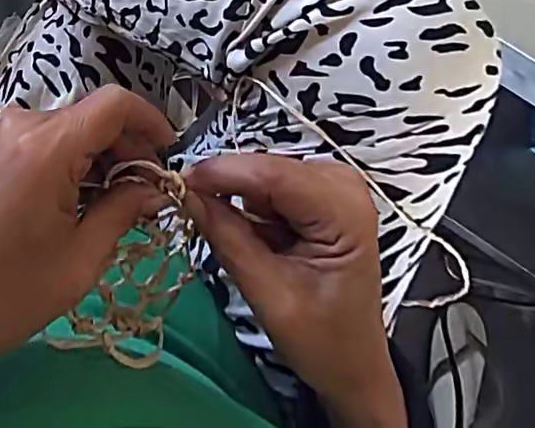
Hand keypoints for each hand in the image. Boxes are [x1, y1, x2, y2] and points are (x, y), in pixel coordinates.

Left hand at [0, 86, 176, 415]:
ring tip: (120, 199)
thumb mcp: (78, 261)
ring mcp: (8, 130)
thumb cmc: (0, 295)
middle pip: (97, 114)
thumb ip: (124, 212)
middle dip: (129, 146)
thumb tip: (156, 190)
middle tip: (148, 191)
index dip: (151, 120)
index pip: (115, 103)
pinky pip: (53, 137)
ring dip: (104, 154)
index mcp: (46, 146)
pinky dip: (78, 157)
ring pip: (77, 125)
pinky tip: (86, 196)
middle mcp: (26, 122)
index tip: (169, 154)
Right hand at [185, 154, 405, 427]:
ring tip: (243, 242)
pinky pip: (272, 184)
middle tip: (190, 209)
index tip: (178, 181)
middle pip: (268, 169)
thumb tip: (187, 193)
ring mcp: (334, 182)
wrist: (355, 364)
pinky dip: (255, 207)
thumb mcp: (270, 296)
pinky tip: (261, 239)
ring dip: (242, 200)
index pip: (272, 174)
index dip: (222, 172)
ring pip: (265, 174)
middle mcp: (342, 181)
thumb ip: (228, 238)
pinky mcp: (321, 189)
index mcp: (343, 209)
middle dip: (228, 187)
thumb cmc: (324, 340)